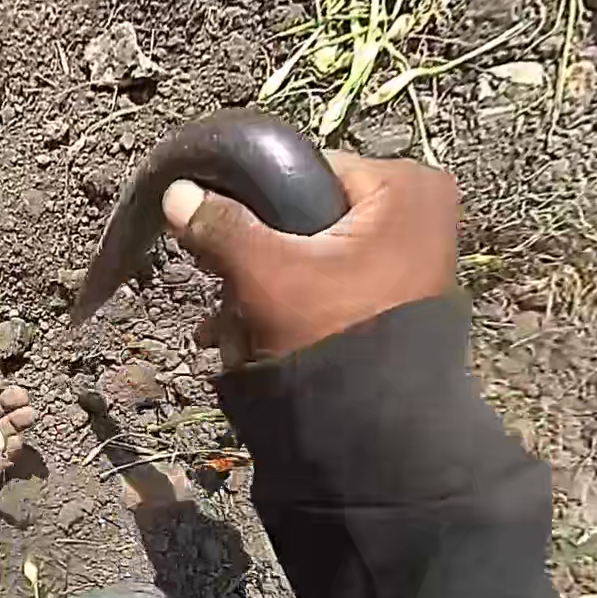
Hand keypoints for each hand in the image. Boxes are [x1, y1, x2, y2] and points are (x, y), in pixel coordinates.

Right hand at [161, 152, 457, 366]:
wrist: (377, 426)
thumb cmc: (332, 333)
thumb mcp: (267, 274)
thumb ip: (222, 228)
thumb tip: (177, 193)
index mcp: (404, 186)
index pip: (304, 172)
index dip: (255, 207)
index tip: (223, 244)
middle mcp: (418, 212)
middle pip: (304, 220)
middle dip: (256, 263)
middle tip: (227, 297)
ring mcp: (410, 259)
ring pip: (311, 257)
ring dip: (264, 291)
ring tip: (229, 329)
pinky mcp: (394, 298)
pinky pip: (329, 286)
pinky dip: (291, 308)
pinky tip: (254, 338)